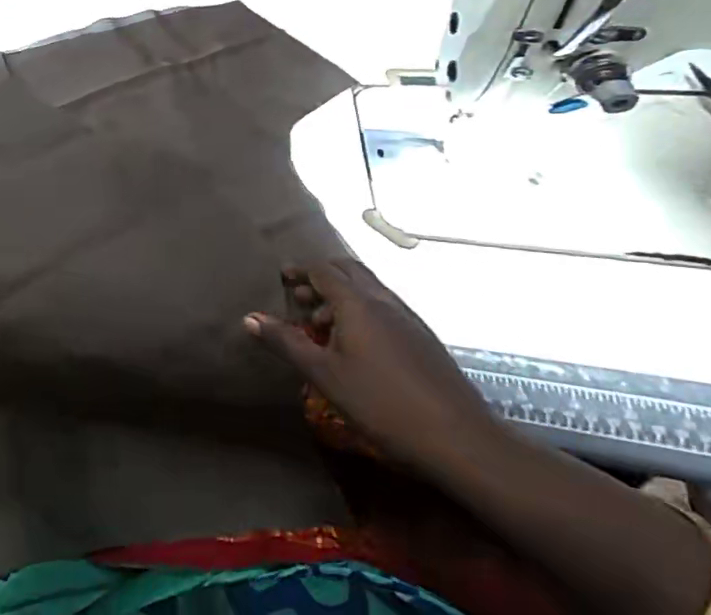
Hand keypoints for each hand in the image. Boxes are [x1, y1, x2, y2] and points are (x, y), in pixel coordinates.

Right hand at [245, 259, 506, 474]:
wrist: (461, 440)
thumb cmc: (382, 404)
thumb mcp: (324, 375)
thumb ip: (286, 343)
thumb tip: (249, 318)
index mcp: (359, 303)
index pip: (324, 270)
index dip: (301, 270)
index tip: (282, 277)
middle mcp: (385, 301)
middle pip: (350, 271)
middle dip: (322, 276)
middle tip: (300, 295)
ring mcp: (410, 319)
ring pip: (370, 290)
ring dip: (343, 295)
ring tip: (322, 324)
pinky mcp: (424, 339)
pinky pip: (386, 308)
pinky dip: (363, 311)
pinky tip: (357, 345)